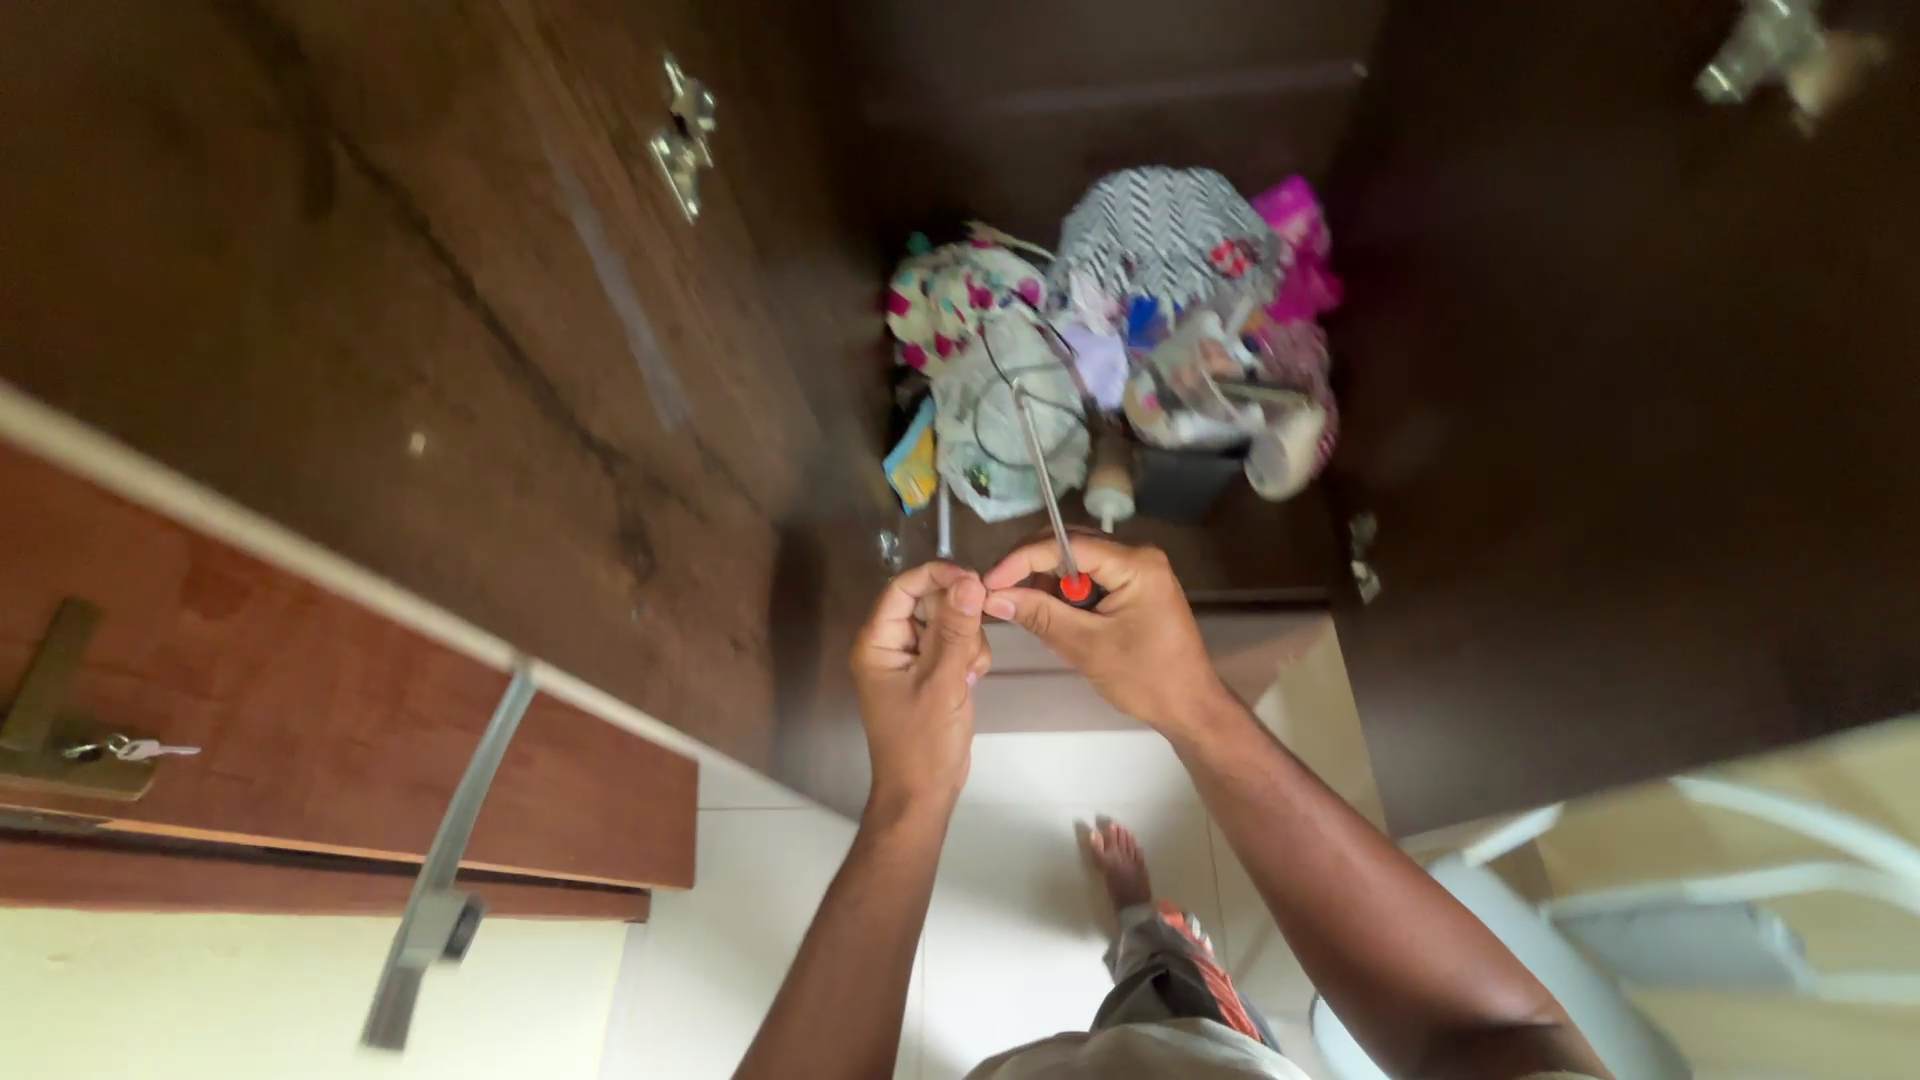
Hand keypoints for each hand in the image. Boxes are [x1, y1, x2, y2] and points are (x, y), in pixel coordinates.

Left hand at [850, 562, 992, 817]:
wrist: (924, 792)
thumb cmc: (923, 742)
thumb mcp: (943, 682)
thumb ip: (957, 630)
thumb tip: (970, 582)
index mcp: (877, 642)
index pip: (902, 588)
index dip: (936, 576)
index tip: (973, 579)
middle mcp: (891, 644)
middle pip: (929, 602)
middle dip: (958, 618)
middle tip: (973, 643)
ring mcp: (912, 659)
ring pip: (949, 621)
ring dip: (968, 640)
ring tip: (969, 674)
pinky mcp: (932, 672)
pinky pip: (956, 644)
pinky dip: (969, 656)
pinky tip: (972, 681)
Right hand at [982, 537, 1229, 736]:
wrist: (1189, 706)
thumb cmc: (1145, 678)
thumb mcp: (1086, 647)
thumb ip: (1040, 615)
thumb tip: (993, 596)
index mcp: (1135, 563)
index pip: (1066, 545)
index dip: (1023, 559)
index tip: (990, 581)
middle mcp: (1136, 555)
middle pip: (1068, 546)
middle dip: (1032, 570)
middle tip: (1003, 597)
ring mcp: (1136, 570)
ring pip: (1074, 563)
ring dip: (1048, 587)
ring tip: (1037, 621)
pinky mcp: (1132, 587)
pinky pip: (1088, 579)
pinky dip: (1066, 598)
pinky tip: (1059, 624)